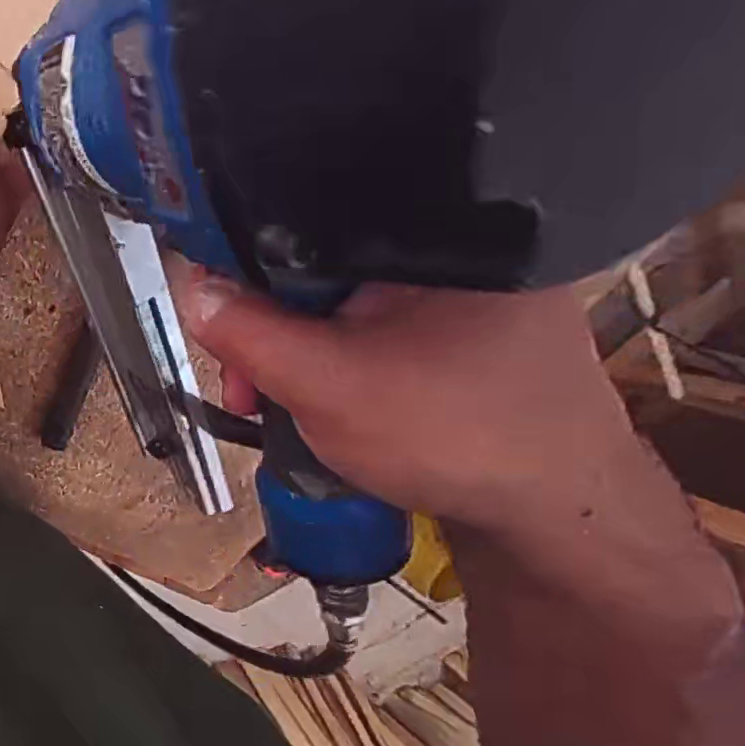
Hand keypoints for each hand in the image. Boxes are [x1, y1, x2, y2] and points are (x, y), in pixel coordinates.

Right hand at [169, 258, 641, 533]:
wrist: (551, 510)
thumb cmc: (448, 435)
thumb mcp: (325, 384)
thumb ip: (250, 334)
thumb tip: (193, 290)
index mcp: (434, 239)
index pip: (310, 235)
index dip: (247, 282)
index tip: (221, 335)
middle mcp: (452, 258)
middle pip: (320, 281)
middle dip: (269, 340)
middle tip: (250, 394)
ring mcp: (463, 300)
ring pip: (342, 315)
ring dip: (297, 361)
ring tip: (284, 410)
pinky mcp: (462, 337)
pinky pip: (372, 337)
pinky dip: (336, 369)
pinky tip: (328, 404)